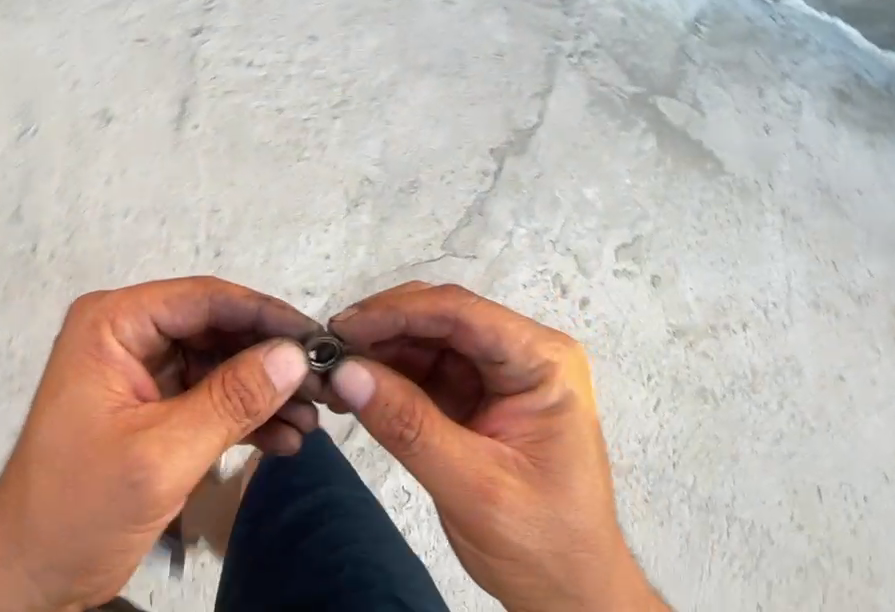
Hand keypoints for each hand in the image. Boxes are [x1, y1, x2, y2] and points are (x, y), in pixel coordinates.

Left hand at [0, 277, 319, 611]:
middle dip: (268, 358)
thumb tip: (293, 355)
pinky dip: (245, 416)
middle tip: (324, 384)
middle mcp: (127, 334)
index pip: (203, 299)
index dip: (263, 314)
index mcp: (113, 323)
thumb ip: (230, 400)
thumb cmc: (78, 509)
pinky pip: (208, 396)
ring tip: (312, 419)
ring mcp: (140, 370)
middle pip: (215, 328)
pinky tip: (285, 439)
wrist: (31, 577)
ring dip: (263, 391)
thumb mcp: (161, 455)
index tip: (317, 337)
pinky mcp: (153, 406)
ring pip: (218, 363)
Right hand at [326, 282, 664, 611]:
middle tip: (325, 350)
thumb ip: (408, 425)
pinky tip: (352, 388)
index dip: (396, 312)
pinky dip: (384, 374)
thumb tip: (344, 371)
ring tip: (330, 372)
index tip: (340, 329)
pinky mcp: (473, 393)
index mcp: (541, 361)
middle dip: (380, 328)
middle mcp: (520, 352)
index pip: (461, 313)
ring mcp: (495, 371)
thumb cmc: (541, 543)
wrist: (569, 595)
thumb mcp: (473, 486)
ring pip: (423, 337)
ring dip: (376, 350)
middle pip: (439, 316)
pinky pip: (420, 366)